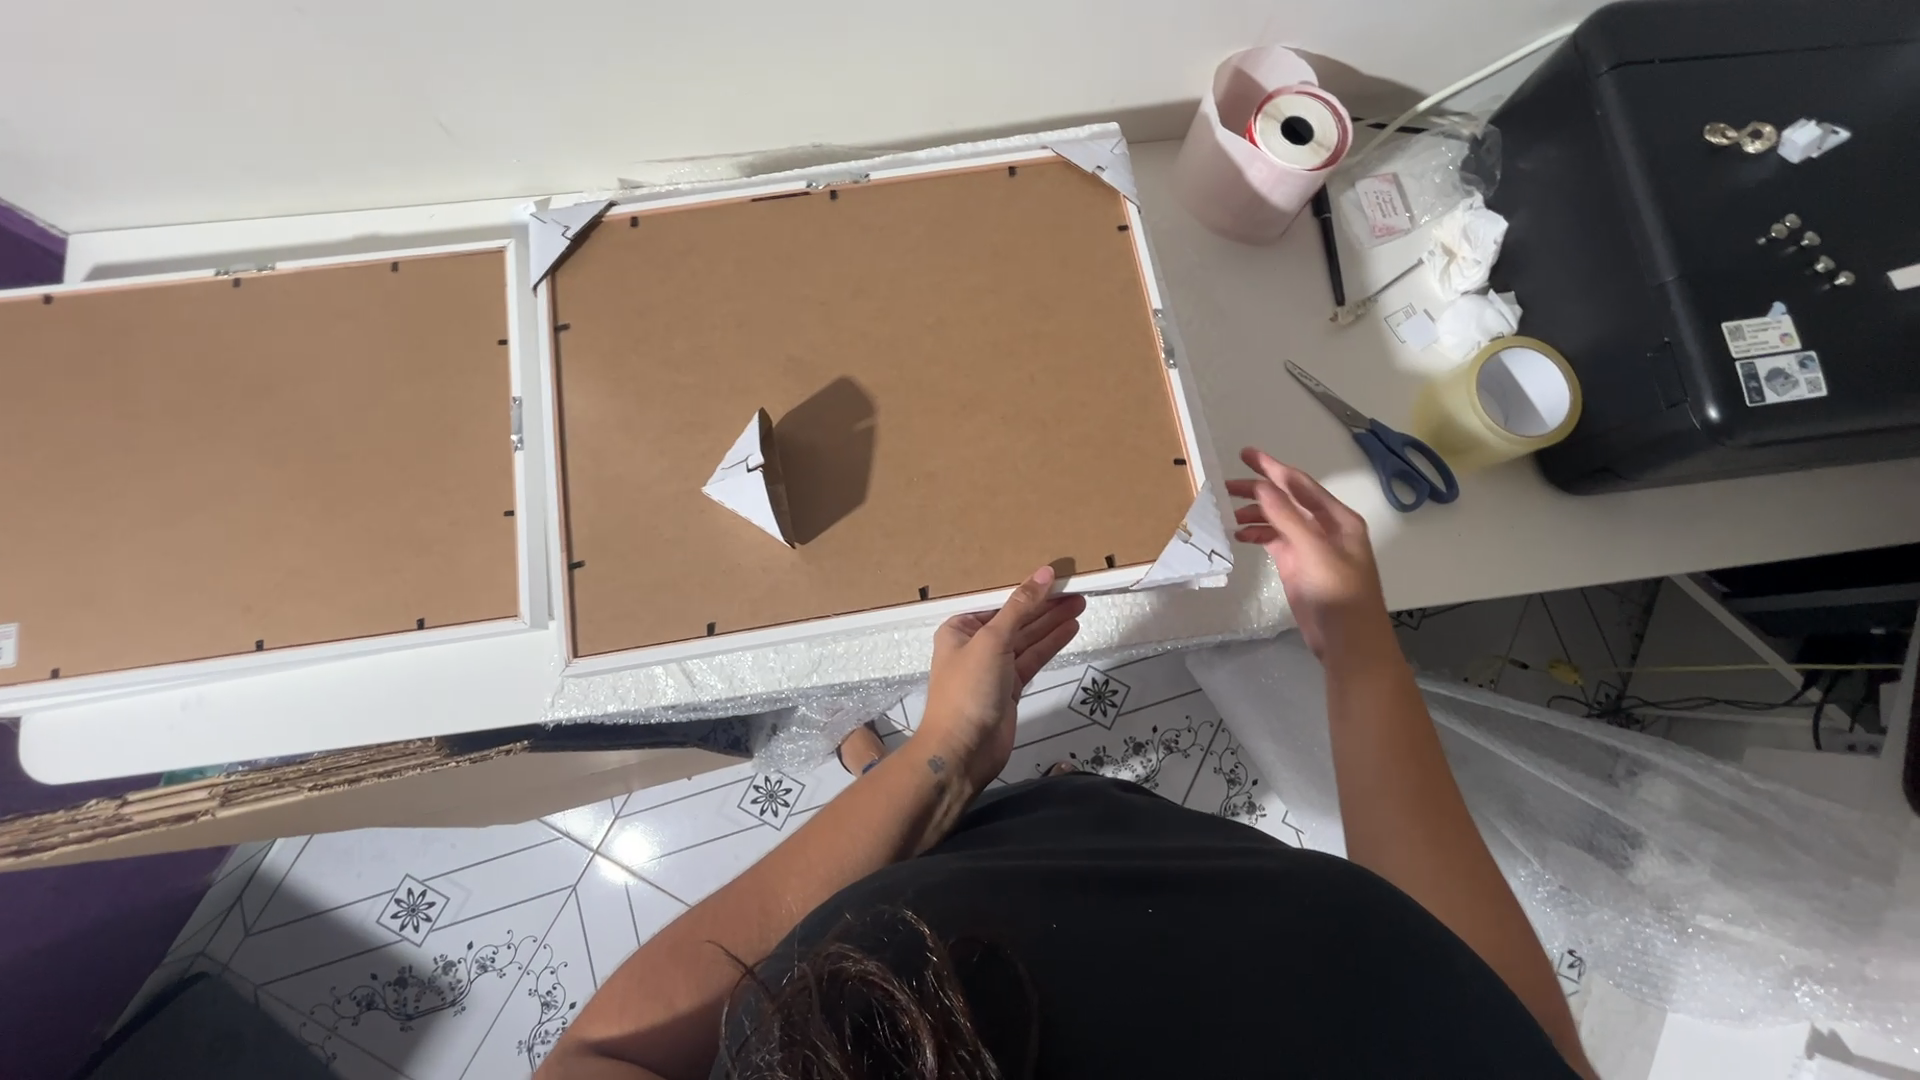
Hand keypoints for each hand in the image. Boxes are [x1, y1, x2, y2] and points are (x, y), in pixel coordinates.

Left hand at [917, 567, 1085, 790]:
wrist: (962, 750)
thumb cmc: (968, 690)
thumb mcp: (992, 640)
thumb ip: (1020, 606)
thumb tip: (1043, 573)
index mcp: (960, 629)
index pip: (999, 602)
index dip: (1028, 590)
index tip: (1055, 577)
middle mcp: (975, 645)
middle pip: (1016, 619)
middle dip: (1045, 606)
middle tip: (1077, 590)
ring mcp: (993, 668)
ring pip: (1027, 639)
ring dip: (1052, 623)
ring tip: (1080, 604)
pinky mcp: (1009, 688)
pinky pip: (1032, 659)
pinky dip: (1050, 645)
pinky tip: (1070, 630)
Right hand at [1227, 447, 1395, 662]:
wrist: (1347, 640)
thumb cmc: (1339, 593)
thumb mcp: (1314, 551)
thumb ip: (1287, 517)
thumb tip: (1262, 486)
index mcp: (1337, 519)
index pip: (1300, 485)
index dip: (1273, 468)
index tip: (1246, 454)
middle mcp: (1323, 528)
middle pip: (1286, 500)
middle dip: (1259, 490)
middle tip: (1227, 484)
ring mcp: (1309, 547)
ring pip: (1277, 521)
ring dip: (1254, 514)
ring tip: (1228, 513)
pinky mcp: (1296, 565)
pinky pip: (1273, 541)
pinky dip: (1256, 536)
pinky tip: (1240, 535)